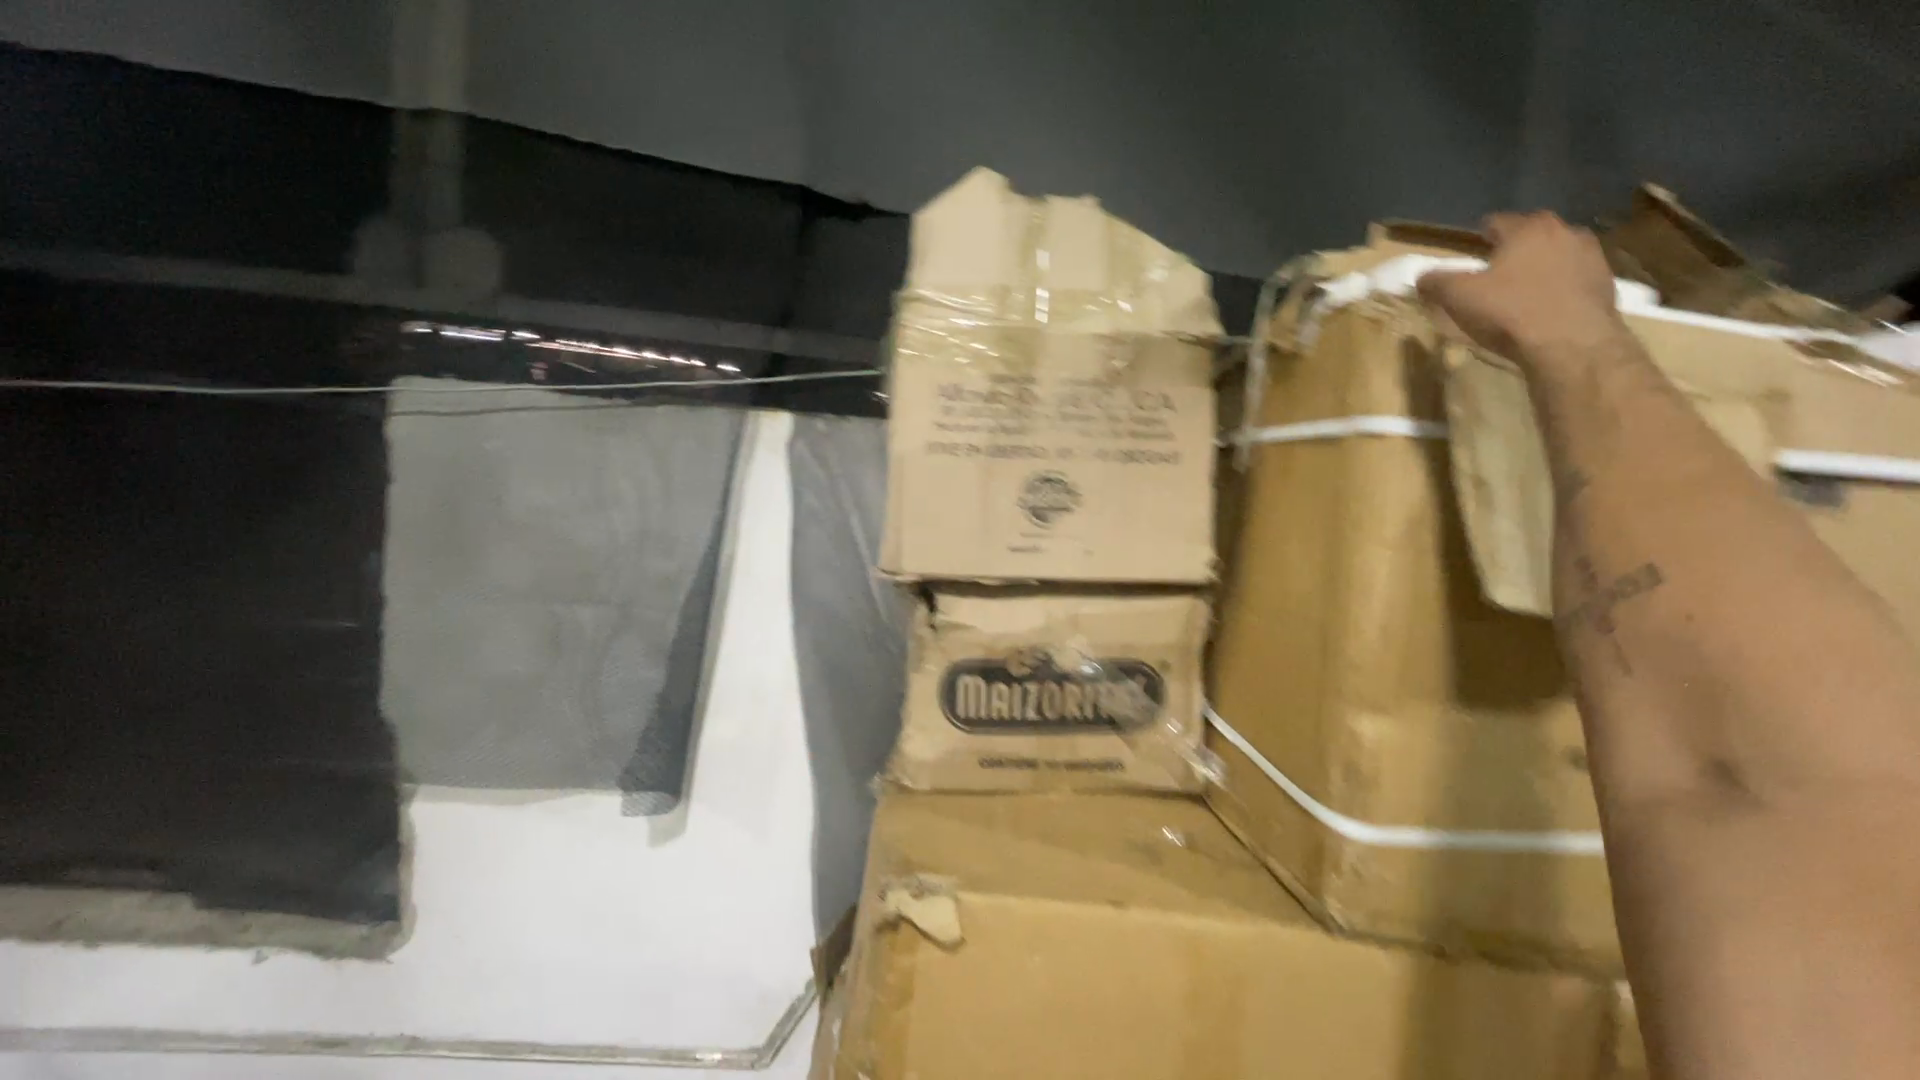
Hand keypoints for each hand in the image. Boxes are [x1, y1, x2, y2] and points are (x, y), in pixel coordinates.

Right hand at [1416, 212, 1626, 364]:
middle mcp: (1564, 231)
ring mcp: (1590, 255)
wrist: (1571, 344)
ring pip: (1556, 253)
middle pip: (1531, 234)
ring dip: (1541, 265)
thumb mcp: (1459, 298)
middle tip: (1496, 271)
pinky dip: (1560, 285)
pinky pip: (1574, 276)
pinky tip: (1547, 307)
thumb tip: (1420, 277)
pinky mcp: (1606, 281)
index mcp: (1528, 229)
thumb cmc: (1510, 312)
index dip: (1481, 236)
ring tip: (1524, 290)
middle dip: (1514, 248)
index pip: (1497, 222)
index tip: (1473, 251)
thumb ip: (1437, 282)